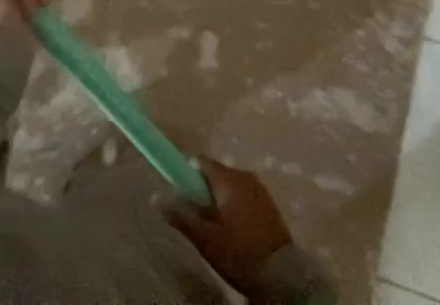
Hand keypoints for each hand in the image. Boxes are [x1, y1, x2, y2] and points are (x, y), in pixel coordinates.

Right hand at [165, 158, 294, 296]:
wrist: (282, 276)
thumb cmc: (239, 252)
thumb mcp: (204, 238)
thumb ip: (181, 214)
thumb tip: (157, 196)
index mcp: (229, 178)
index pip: (198, 162)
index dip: (184, 174)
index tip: (176, 193)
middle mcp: (245, 175)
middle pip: (214, 174)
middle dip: (201, 191)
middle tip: (194, 217)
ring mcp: (260, 189)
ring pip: (228, 187)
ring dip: (217, 201)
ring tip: (212, 228)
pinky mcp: (269, 204)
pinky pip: (242, 197)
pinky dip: (232, 207)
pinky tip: (231, 230)